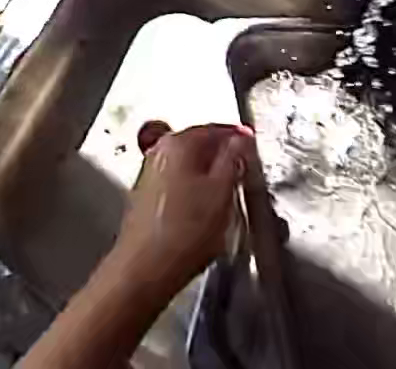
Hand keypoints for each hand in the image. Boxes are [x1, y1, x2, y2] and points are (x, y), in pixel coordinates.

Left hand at [106, 121, 250, 294]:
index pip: (213, 129)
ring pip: (188, 162)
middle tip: (244, 165)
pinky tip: (205, 206)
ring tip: (228, 189)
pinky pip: (178, 179)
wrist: (145, 266)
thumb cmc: (184, 231)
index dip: (235, 135)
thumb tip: (240, 139)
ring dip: (208, 171)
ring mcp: (151, 170)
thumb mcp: (221, 193)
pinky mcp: (147, 192)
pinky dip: (195, 185)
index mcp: (178, 143)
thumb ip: (232, 160)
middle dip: (222, 153)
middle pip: (198, 142)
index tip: (250, 139)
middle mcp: (160, 150)